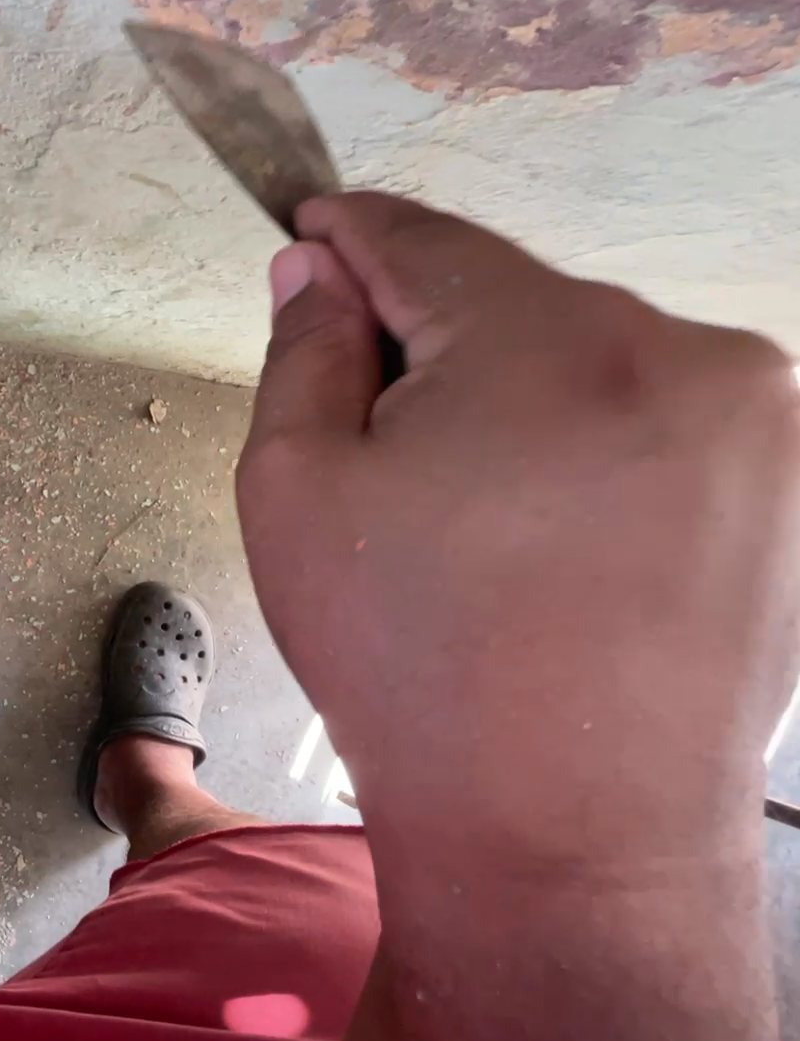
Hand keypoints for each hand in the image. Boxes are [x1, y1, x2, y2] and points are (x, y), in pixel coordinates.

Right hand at [238, 192, 799, 874]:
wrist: (552, 818)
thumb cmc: (390, 641)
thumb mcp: (291, 486)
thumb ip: (301, 357)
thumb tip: (309, 273)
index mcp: (551, 344)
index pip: (425, 242)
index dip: (350, 229)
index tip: (308, 222)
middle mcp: (688, 353)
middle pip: (508, 301)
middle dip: (415, 333)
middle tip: (347, 412)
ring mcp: (763, 426)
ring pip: (578, 360)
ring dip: (490, 389)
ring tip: (432, 497)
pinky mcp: (786, 494)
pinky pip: (640, 419)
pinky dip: (558, 437)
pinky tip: (512, 529)